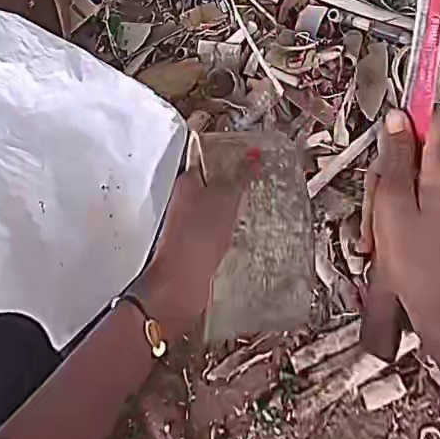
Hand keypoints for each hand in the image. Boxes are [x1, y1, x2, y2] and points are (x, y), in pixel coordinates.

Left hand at [131, 164, 247, 331]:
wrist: (180, 283)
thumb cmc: (196, 237)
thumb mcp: (225, 198)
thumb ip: (240, 175)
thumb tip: (253, 155)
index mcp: (186, 182)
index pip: (209, 160)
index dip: (231, 158)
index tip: (253, 157)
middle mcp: (184, 202)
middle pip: (213, 185)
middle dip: (235, 184)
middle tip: (259, 180)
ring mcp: (189, 225)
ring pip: (216, 209)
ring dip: (233, 209)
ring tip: (256, 205)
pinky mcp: (196, 246)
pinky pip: (217, 231)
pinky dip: (230, 230)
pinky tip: (244, 233)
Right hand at [368, 108, 439, 350]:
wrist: (433, 307)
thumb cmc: (414, 261)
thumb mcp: (392, 201)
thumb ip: (395, 158)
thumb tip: (397, 119)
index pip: (434, 119)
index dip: (411, 113)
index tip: (392, 113)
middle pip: (413, 149)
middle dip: (387, 167)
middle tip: (377, 194)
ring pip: (405, 174)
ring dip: (384, 193)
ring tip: (376, 223)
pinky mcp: (436, 213)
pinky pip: (408, 195)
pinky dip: (390, 209)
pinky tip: (381, 232)